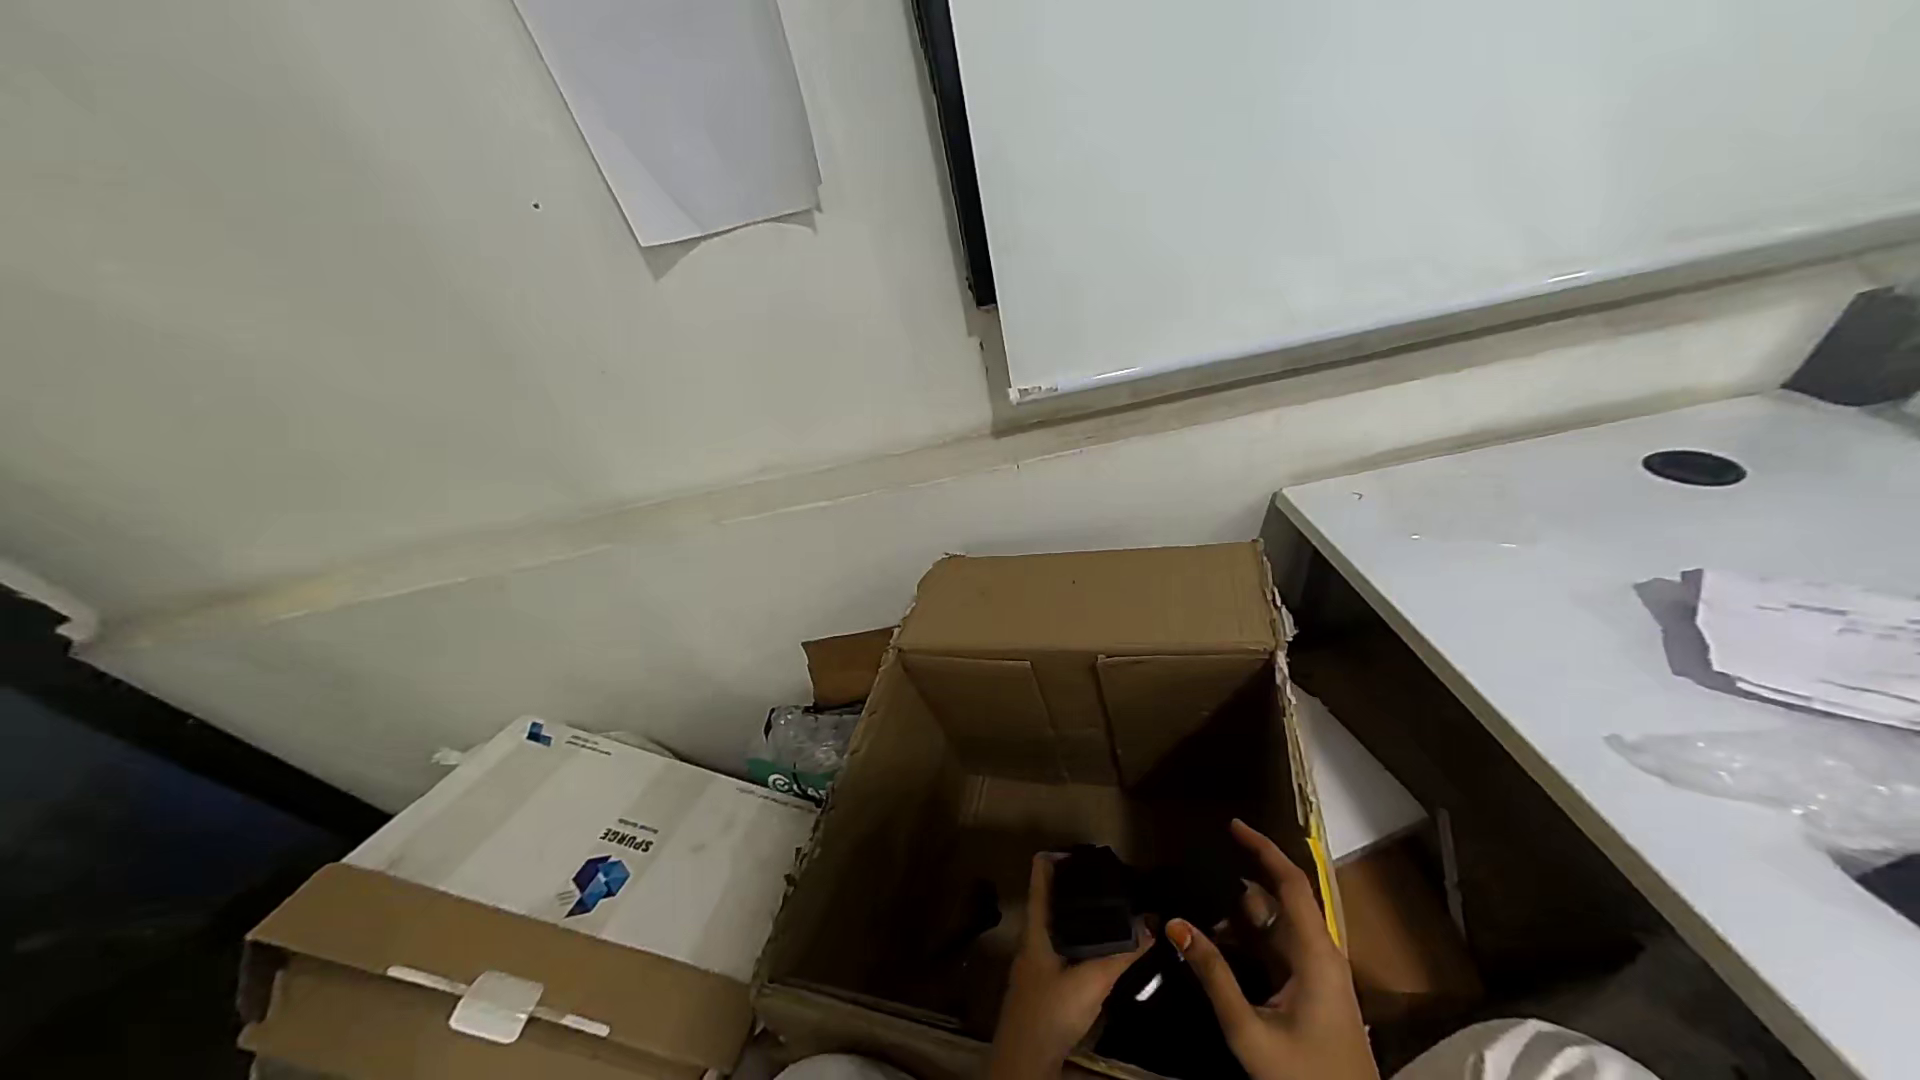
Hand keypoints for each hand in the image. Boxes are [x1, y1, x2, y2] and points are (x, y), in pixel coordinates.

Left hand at [988, 853, 1151, 1079]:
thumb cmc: (1051, 1011)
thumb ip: (1122, 955)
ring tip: (1113, 909)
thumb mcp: (1092, 982)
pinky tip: (1102, 947)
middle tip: (1111, 882)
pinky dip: (1080, 936)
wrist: (1024, 1060)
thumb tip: (1152, 925)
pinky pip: (1061, 944)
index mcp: (1036, 925)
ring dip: (1080, 913)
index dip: (1058, 855)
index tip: (1088, 853)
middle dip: (1077, 885)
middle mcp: (1032, 934)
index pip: (1039, 873)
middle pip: (1050, 895)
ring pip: (1057, 921)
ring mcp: (1035, 957)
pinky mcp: (1043, 978)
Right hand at [1166, 820, 1378, 1079]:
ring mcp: (1317, 973)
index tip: (1232, 825)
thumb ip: (1212, 975)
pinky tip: (1214, 943)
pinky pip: (1274, 949)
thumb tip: (1175, 923)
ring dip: (1236, 916)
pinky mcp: (1311, 991)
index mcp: (1316, 954)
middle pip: (1278, 901)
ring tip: (1195, 907)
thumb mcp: (1249, 1030)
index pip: (1291, 883)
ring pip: (1273, 926)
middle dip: (1237, 884)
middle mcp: (1320, 954)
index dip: (1263, 849)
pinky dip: (1244, 940)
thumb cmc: (1305, 1078)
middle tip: (1195, 873)